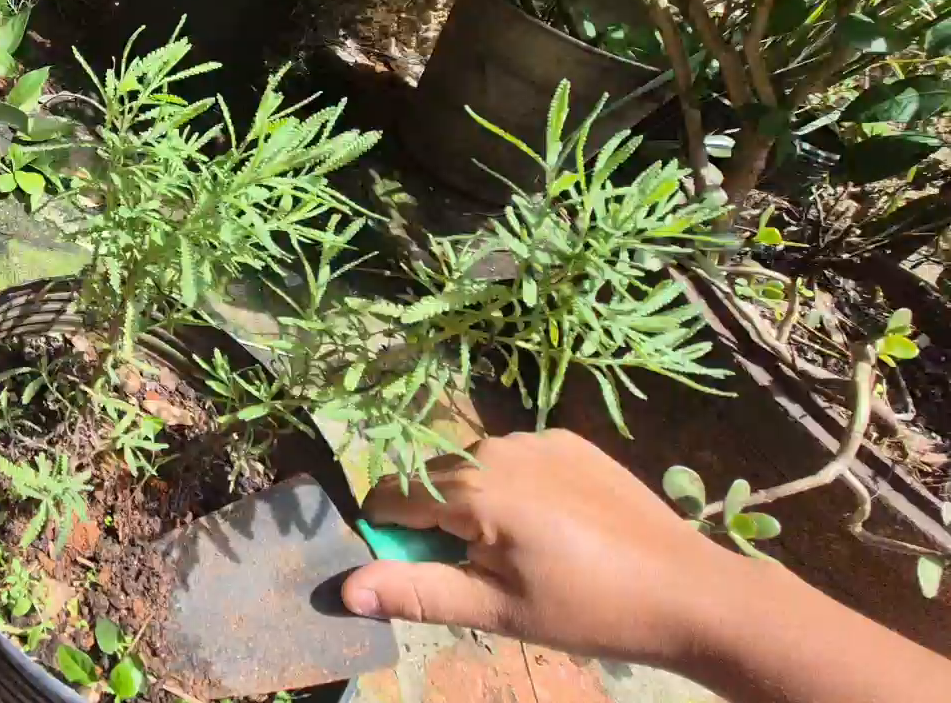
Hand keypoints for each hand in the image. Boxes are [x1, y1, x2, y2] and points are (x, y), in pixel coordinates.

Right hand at [341, 430, 752, 668]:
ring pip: (465, 464)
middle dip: (434, 517)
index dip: (394, 534)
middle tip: (486, 564)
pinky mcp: (561, 437)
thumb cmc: (592, 612)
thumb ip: (417, 591)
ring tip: (522, 543)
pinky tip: (553, 519)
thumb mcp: (499, 611)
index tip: (431, 566)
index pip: (389, 497)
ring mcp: (529, 437)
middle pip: (426, 478)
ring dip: (470, 497)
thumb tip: (346, 590)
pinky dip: (511, 482)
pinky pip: (509, 455)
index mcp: (468, 487)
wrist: (702, 596)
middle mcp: (488, 446)